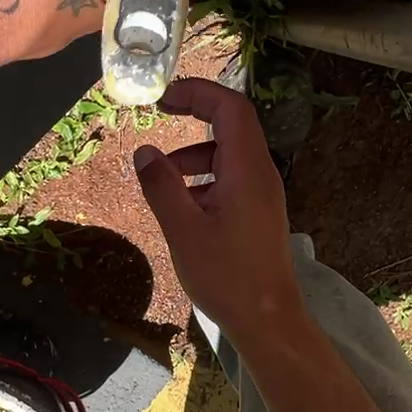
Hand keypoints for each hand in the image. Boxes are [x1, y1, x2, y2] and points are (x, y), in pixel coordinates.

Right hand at [133, 78, 306, 336]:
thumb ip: (161, 186)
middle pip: (233, 124)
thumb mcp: (183, 230)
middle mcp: (261, 173)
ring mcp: (263, 193)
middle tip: (160, 113)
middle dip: (195, 113)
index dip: (198, 91)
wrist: (268, 319)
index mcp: (247, 169)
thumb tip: (143, 151)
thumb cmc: (226, 276)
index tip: (163, 96)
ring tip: (162, 175)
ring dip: (195, 152)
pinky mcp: (259, 212)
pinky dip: (205, 177)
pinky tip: (183, 204)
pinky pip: (232, 177)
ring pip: (229, 153)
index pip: (230, 107)